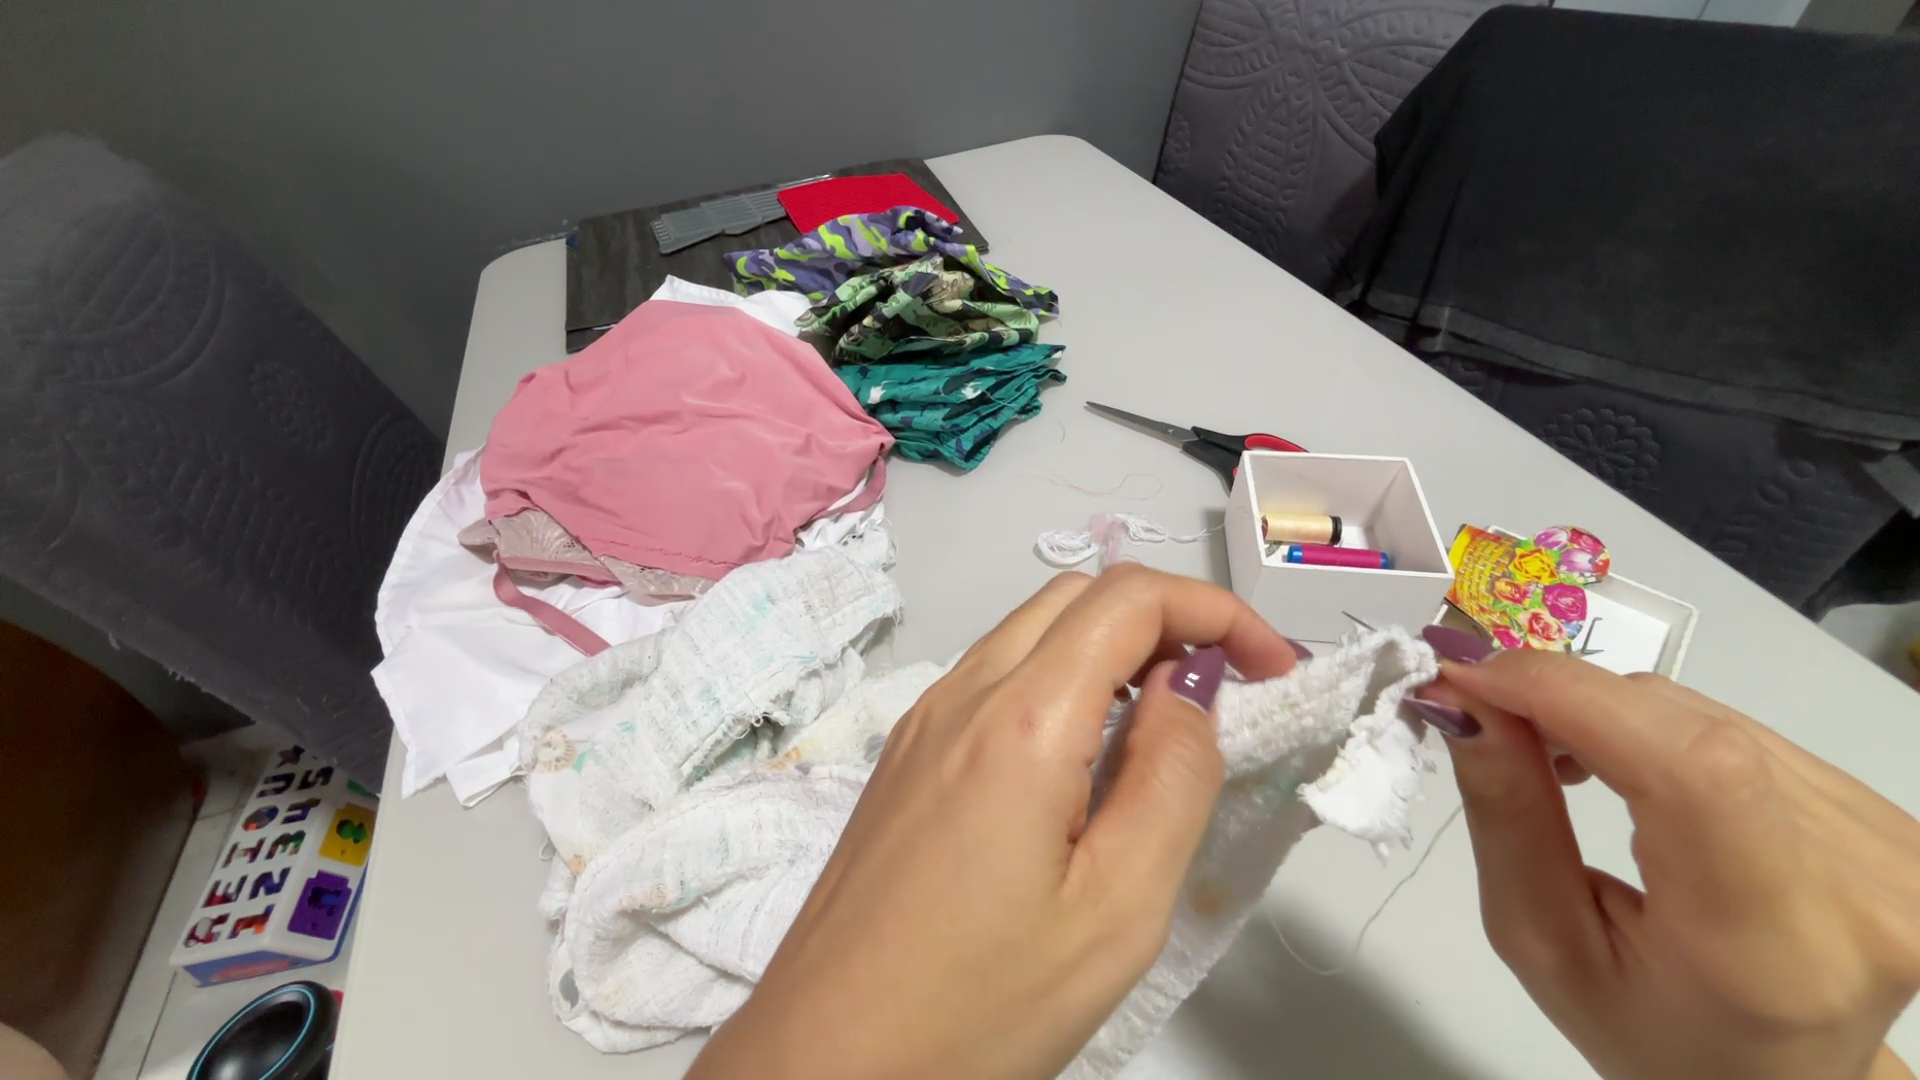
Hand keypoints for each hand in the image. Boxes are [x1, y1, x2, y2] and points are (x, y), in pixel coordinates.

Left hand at [686, 566, 1298, 1079]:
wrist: (827, 1056)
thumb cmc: (980, 1002)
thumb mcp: (1117, 907)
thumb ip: (1172, 776)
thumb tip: (1190, 686)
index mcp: (1020, 717)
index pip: (1129, 598)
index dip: (1217, 610)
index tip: (1275, 667)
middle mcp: (963, 692)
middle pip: (1078, 596)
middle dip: (1167, 619)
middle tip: (1224, 691)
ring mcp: (925, 717)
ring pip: (1033, 629)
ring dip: (1111, 647)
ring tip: (1163, 724)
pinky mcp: (908, 750)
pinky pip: (997, 675)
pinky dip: (1061, 679)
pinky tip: (1083, 754)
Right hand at [1420, 647, 1919, 1079]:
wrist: (1776, 1078)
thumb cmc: (1641, 1026)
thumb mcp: (1537, 940)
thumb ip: (1507, 818)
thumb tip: (1462, 702)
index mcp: (1772, 948)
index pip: (1694, 772)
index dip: (1568, 697)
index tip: (1464, 680)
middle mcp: (1866, 887)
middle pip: (1684, 728)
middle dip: (1554, 693)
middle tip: (1474, 711)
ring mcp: (1891, 845)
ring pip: (1695, 712)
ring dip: (1592, 707)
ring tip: (1542, 754)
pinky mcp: (1885, 814)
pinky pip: (1726, 722)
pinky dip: (1638, 722)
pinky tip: (1612, 762)